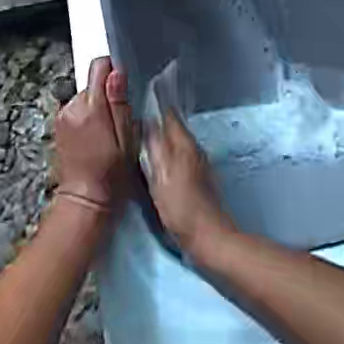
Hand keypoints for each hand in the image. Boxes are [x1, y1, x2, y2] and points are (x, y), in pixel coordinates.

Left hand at [53, 56, 134, 211]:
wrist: (85, 199)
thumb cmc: (111, 173)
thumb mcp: (126, 138)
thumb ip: (119, 102)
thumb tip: (115, 72)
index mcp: (90, 107)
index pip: (99, 67)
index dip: (113, 73)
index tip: (121, 89)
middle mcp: (71, 107)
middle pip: (92, 84)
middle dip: (105, 96)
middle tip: (116, 122)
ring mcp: (62, 116)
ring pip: (84, 97)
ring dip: (94, 108)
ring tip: (104, 133)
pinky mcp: (58, 125)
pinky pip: (75, 110)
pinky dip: (84, 118)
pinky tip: (93, 138)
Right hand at [142, 105, 236, 259]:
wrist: (209, 237)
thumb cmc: (181, 208)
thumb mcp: (160, 178)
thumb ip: (154, 148)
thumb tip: (146, 123)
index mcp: (184, 143)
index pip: (169, 114)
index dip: (154, 108)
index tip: (136, 106)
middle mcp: (194, 148)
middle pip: (173, 127)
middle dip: (156, 124)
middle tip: (134, 127)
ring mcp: (198, 162)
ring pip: (176, 142)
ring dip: (162, 140)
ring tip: (142, 144)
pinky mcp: (199, 177)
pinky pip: (180, 155)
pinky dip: (169, 154)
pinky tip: (157, 164)